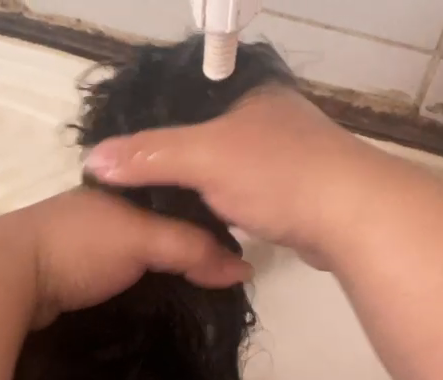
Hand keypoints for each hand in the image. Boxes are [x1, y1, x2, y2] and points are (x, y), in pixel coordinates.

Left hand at [0, 188, 251, 327]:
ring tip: (196, 298)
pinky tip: (155, 307)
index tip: (234, 250)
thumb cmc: (77, 246)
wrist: (9, 280)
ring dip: (159, 277)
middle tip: (218, 281)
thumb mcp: (143, 239)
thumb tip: (244, 271)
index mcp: (118, 189)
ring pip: (135, 260)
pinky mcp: (68, 281)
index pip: (176, 198)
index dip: (206, 221)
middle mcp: (99, 212)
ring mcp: (81, 248)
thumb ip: (192, 250)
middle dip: (184, 253)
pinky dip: (136, 293)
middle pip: (156, 231)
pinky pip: (115, 284)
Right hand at [84, 88, 384, 267]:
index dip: (152, 126)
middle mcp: (269, 115)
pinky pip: (242, 195)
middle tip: (133, 190)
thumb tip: (93, 160)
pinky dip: (221, 207)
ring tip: (159, 209)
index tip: (122, 159)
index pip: (187, 100)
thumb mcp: (203, 159)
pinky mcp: (292, 192)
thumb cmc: (278, 175)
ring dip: (197, 188)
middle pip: (204, 136)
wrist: (350, 218)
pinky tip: (203, 224)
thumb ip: (149, 156)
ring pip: (223, 168)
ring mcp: (284, 155)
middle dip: (172, 162)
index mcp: (250, 92)